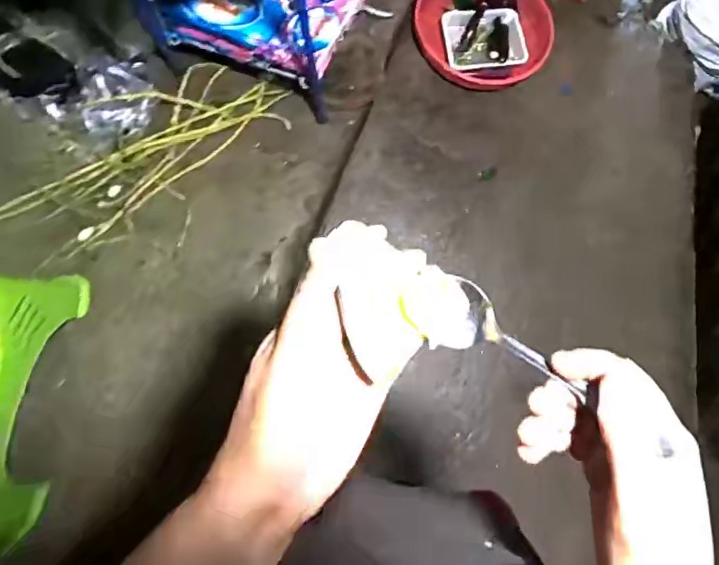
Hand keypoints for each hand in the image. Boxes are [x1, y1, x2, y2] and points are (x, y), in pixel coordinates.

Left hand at [199, 222, 428, 534]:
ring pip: (389, 311)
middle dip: (391, 266)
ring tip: (433, 275)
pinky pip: (404, 341)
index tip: (378, 232)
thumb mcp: (293, 346)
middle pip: (366, 286)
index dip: (354, 247)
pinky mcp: (379, 377)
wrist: (281, 487)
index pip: (332, 269)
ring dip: (411, 290)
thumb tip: (330, 243)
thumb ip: (315, 295)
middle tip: (417, 259)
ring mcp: (358, 353)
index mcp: (305, 316)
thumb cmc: (278, 413)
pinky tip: (441, 310)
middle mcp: (333, 328)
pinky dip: (423, 322)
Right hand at [515, 349, 713, 564]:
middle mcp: (643, 438)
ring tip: (528, 435)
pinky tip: (534, 449)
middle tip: (534, 408)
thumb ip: (626, 433)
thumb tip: (608, 379)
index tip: (557, 365)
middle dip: (564, 395)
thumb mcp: (642, 489)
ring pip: (584, 419)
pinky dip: (552, 440)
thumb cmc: (660, 553)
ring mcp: (624, 457)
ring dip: (553, 419)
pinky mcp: (606, 478)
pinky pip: (576, 444)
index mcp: (661, 433)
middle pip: (600, 396)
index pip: (625, 379)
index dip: (590, 364)